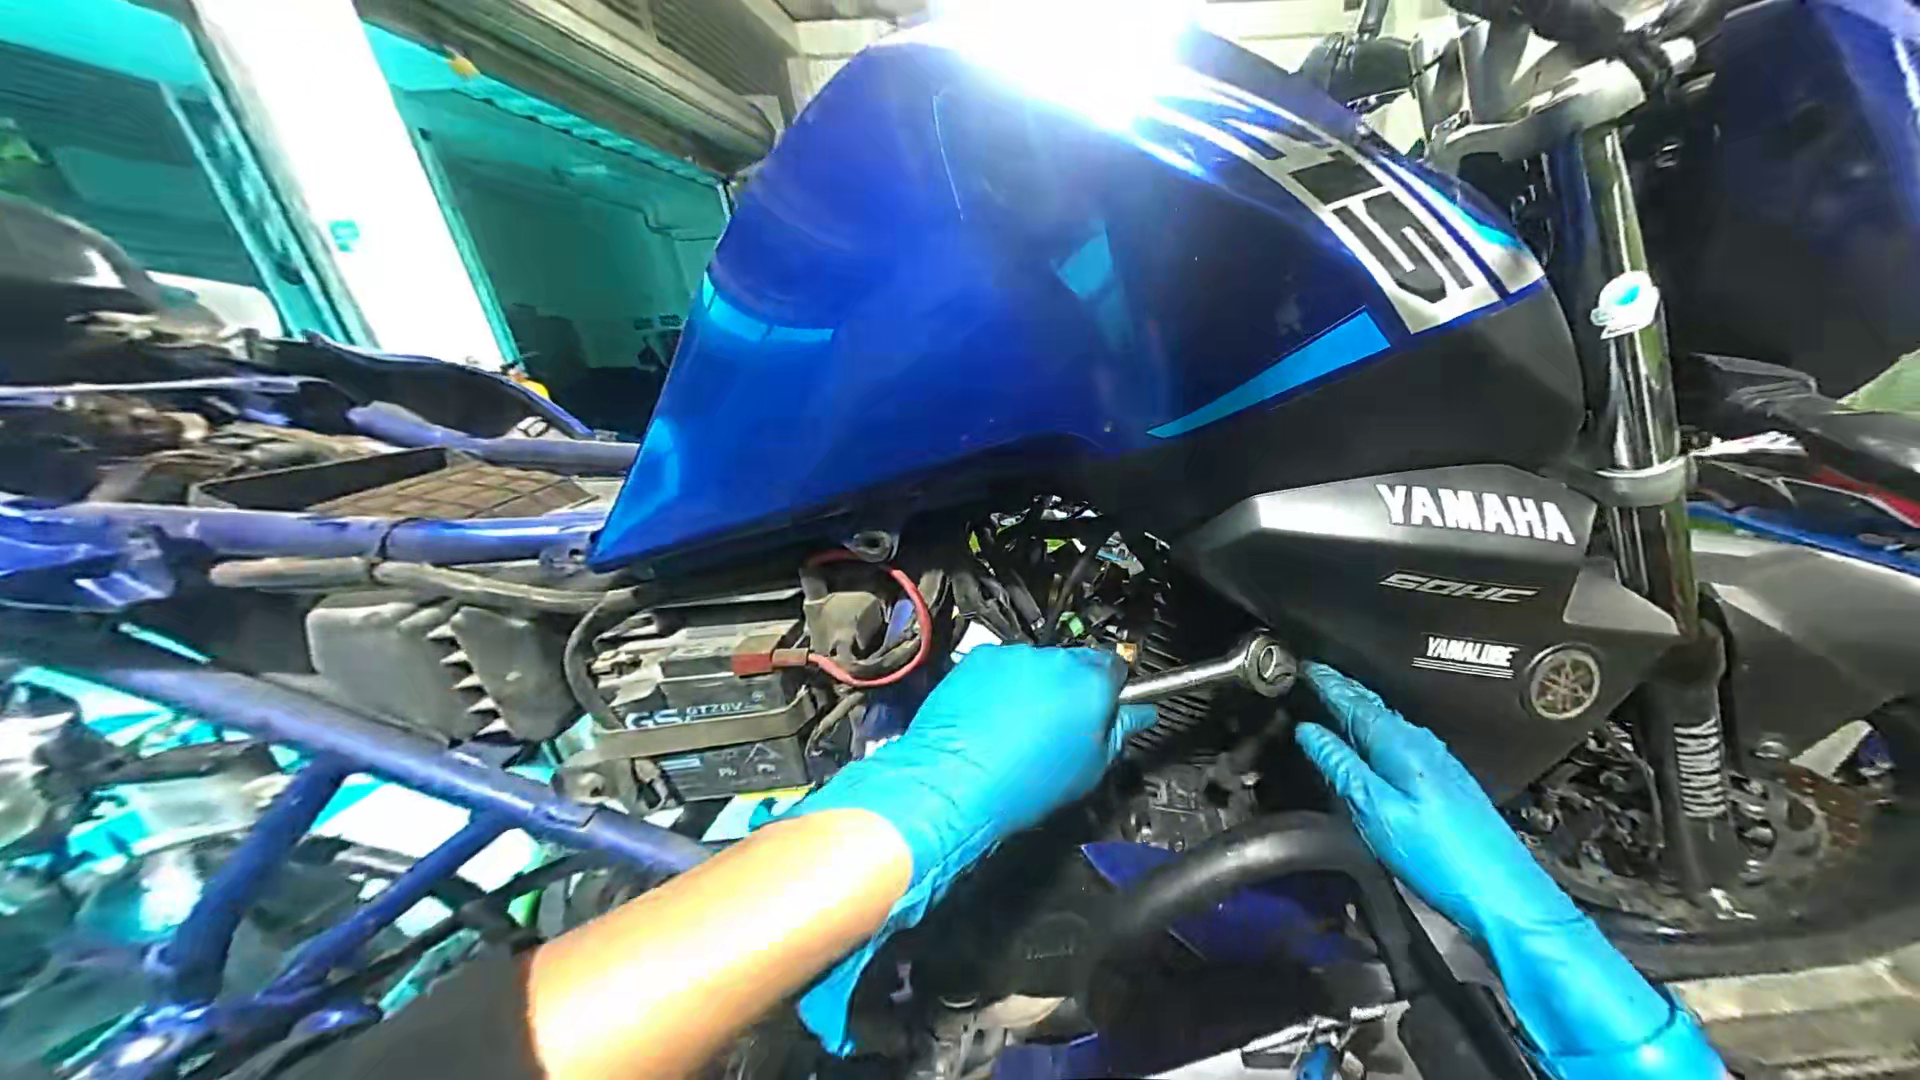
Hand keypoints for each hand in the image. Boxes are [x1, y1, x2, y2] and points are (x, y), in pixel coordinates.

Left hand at [801, 644, 1154, 889]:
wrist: (953, 779)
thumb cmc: (1019, 783)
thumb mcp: (1089, 769)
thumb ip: (1118, 732)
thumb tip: (1132, 716)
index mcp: (1089, 683)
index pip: (1116, 667)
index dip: (1111, 690)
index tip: (1103, 706)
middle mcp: (1053, 660)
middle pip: (1075, 663)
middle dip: (1071, 688)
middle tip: (1059, 725)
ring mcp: (1013, 656)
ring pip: (1037, 664)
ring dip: (1035, 685)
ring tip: (1019, 726)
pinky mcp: (979, 659)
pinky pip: (1002, 666)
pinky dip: (1001, 684)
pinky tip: (994, 718)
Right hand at [1292, 660, 1578, 943]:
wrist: (1510, 903)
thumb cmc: (1442, 858)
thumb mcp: (1376, 810)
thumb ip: (1340, 766)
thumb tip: (1308, 732)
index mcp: (1401, 745)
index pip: (1353, 701)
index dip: (1326, 682)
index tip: (1304, 668)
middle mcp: (1421, 746)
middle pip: (1371, 707)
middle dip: (1339, 690)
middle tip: (1312, 677)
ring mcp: (1436, 763)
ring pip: (1384, 723)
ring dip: (1354, 710)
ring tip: (1330, 702)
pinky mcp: (1443, 783)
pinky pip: (1396, 741)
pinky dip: (1371, 732)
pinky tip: (1364, 741)